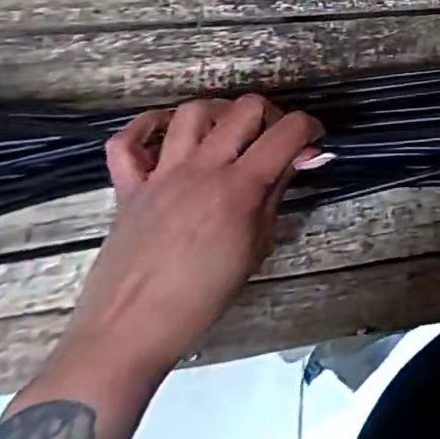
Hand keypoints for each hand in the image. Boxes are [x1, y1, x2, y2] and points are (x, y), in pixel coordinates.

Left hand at [50, 95, 329, 384]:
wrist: (130, 330)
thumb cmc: (204, 294)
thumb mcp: (258, 242)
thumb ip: (278, 191)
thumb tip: (305, 158)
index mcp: (239, 187)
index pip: (289, 131)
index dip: (311, 128)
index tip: (314, 141)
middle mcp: (201, 169)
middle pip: (246, 108)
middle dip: (272, 114)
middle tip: (275, 138)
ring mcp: (160, 175)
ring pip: (193, 112)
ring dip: (220, 112)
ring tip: (230, 131)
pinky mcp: (128, 188)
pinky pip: (125, 142)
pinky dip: (147, 127)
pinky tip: (168, 132)